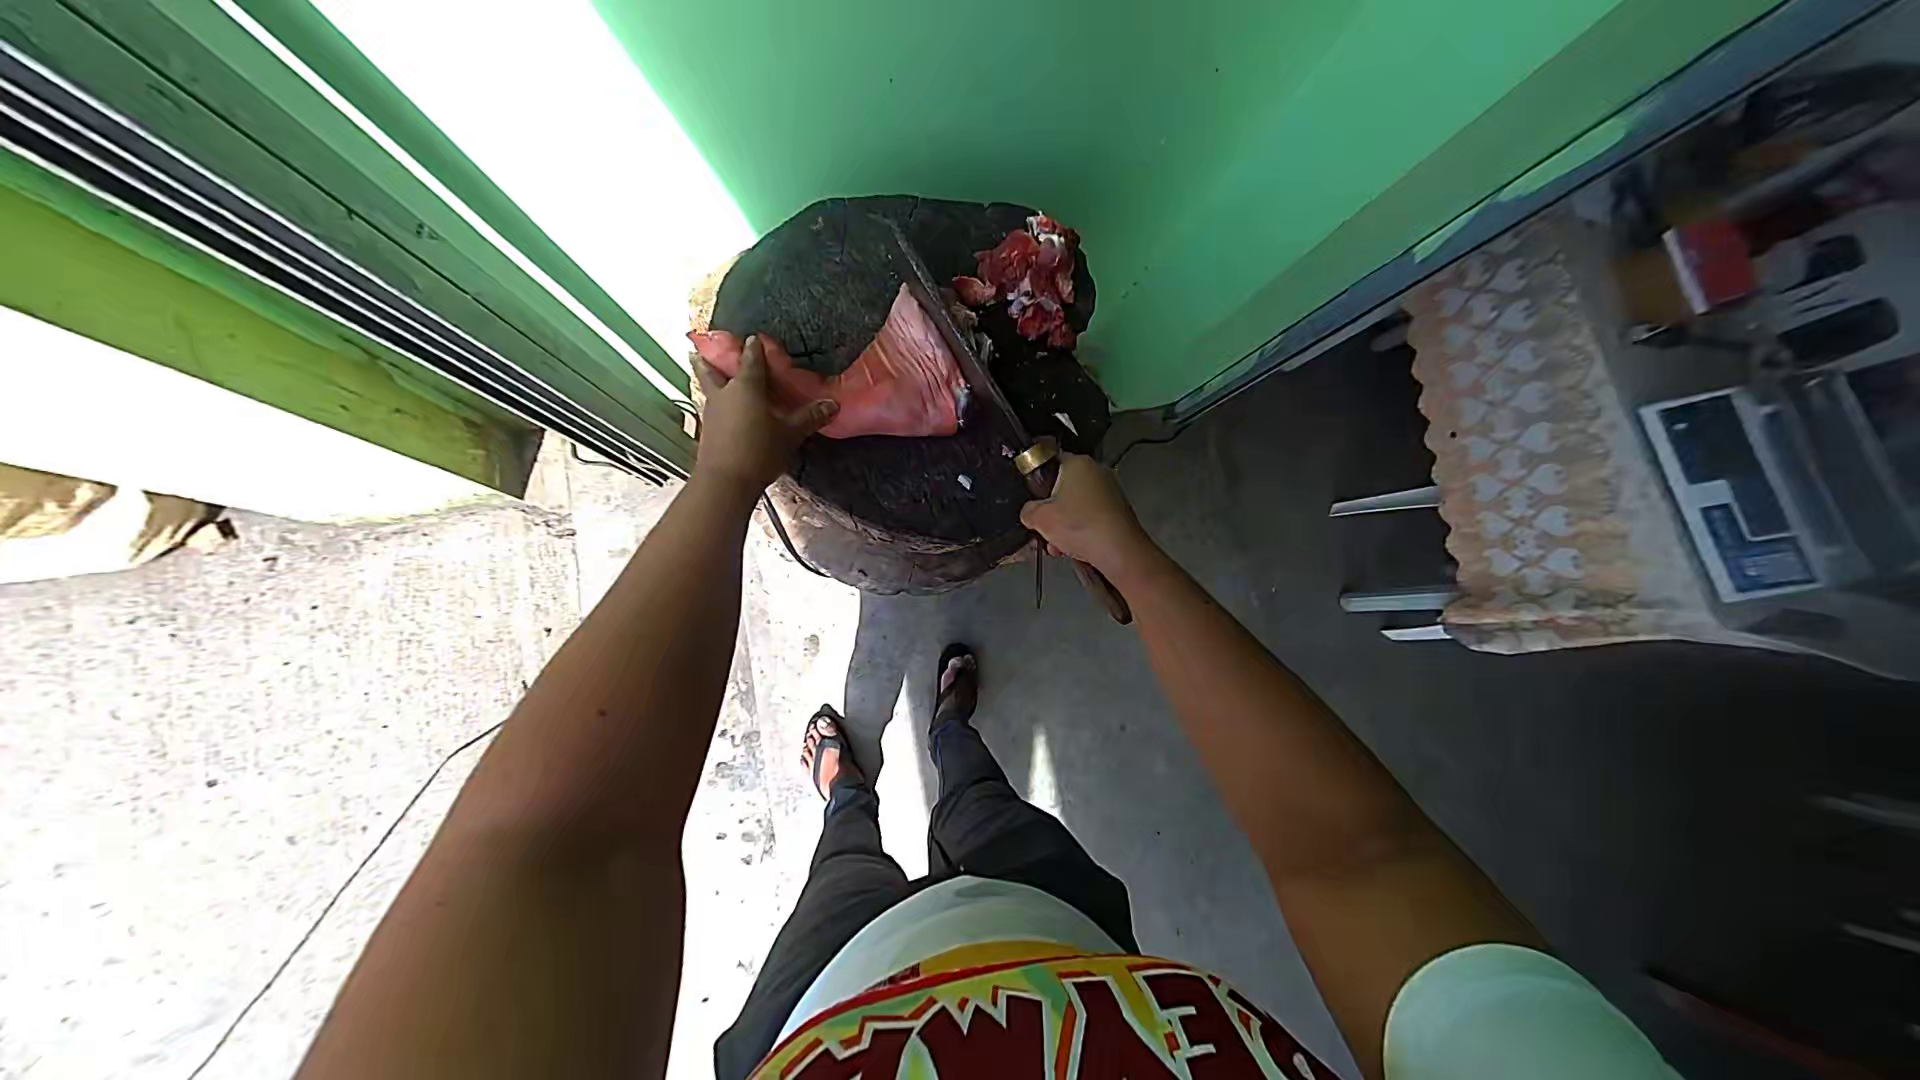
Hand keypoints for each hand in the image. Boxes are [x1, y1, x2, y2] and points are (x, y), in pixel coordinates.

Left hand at [692, 335, 837, 497]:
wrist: (726, 481)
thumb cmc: (759, 451)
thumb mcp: (791, 434)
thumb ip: (810, 417)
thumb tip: (832, 404)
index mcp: (747, 386)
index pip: (751, 359)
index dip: (754, 348)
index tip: (753, 338)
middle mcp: (725, 393)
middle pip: (714, 369)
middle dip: (711, 358)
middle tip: (701, 349)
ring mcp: (712, 412)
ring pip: (708, 388)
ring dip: (708, 378)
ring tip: (706, 373)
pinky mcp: (707, 430)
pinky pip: (711, 407)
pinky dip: (714, 402)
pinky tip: (720, 408)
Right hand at [1019, 454, 1158, 579]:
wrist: (1119, 551)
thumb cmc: (1085, 527)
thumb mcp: (1039, 518)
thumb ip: (1028, 511)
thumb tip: (1029, 513)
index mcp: (1078, 463)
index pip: (1050, 462)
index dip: (1037, 481)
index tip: (1032, 497)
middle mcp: (1097, 472)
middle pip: (1063, 488)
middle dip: (1051, 511)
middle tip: (1044, 526)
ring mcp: (1110, 492)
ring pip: (1077, 506)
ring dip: (1064, 525)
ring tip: (1058, 544)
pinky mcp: (1117, 511)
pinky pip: (1091, 518)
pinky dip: (1081, 531)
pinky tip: (1073, 548)